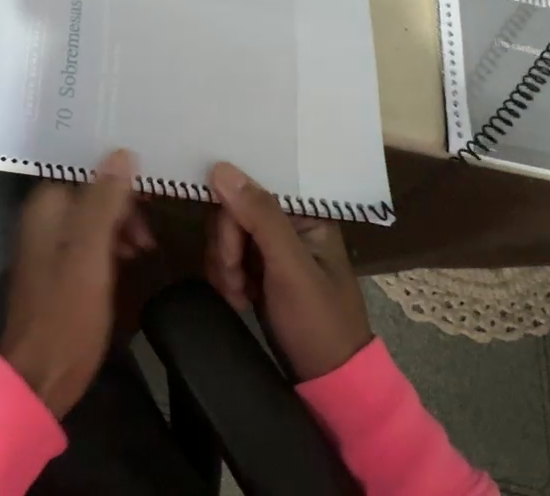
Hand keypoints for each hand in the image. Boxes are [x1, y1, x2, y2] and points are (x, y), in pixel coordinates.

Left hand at [0, 150, 153, 416]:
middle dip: (123, 204)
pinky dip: (110, 244)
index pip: (85, 170)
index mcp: (45, 206)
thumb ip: (104, 202)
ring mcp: (47, 243)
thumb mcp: (91, 253)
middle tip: (151, 228)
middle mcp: (41, 217)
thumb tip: (120, 153)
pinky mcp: (57, 267)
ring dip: (120, 224)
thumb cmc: (67, 312)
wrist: (42, 373)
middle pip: (89, 192)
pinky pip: (88, 239)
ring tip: (145, 246)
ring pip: (91, 216)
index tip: (153, 189)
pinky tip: (128, 259)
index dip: (119, 177)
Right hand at [206, 162, 371, 380]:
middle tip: (235, 279)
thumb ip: (260, 217)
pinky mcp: (259, 268)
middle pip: (233, 211)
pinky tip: (238, 298)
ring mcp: (273, 247)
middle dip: (226, 248)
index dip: (231, 214)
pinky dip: (224, 277)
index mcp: (308, 214)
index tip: (229, 250)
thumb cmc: (319, 322)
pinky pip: (225, 255)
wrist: (328, 382)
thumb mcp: (291, 269)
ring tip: (239, 294)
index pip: (252, 188)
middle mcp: (290, 224)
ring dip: (223, 265)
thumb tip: (221, 168)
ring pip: (224, 234)